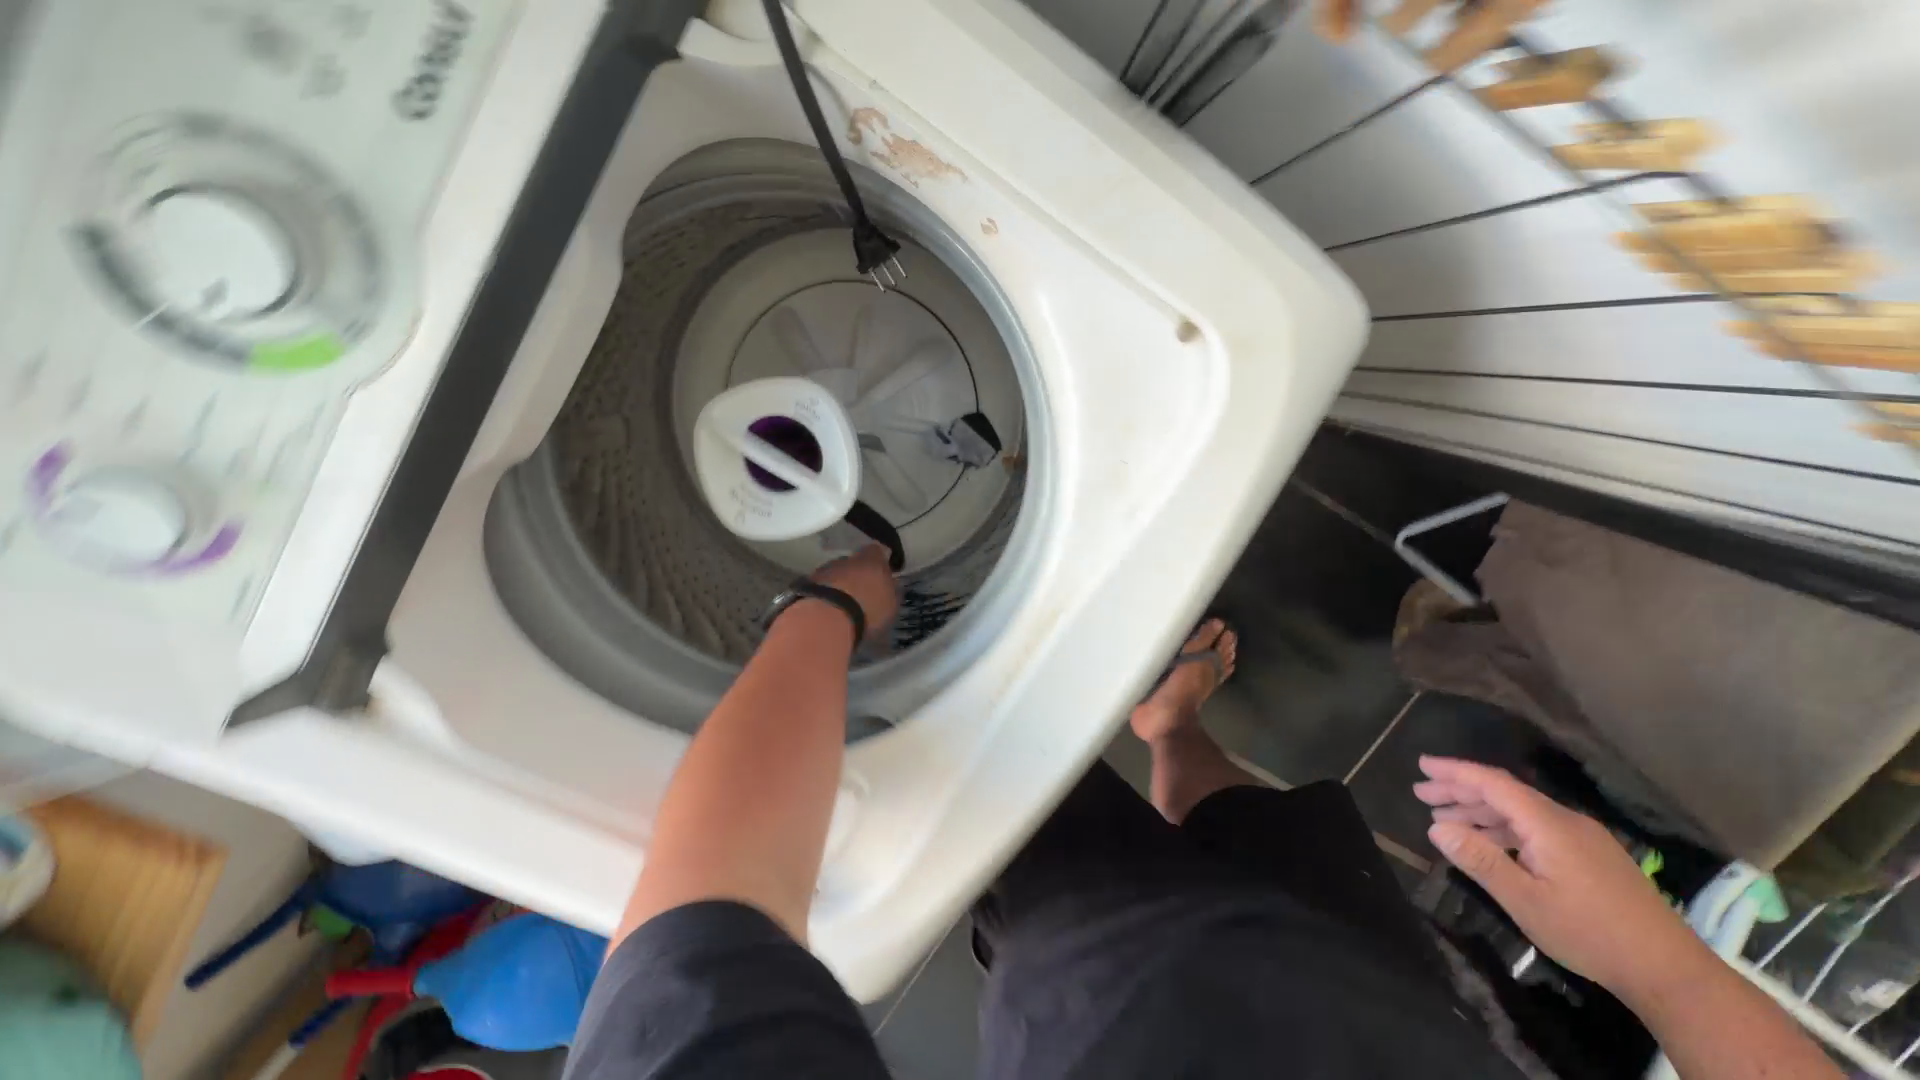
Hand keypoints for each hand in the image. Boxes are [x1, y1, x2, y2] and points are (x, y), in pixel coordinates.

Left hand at [809, 545, 898, 636]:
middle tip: (860, 594)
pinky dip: (823, 596)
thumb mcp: (891, 606)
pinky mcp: (804, 584)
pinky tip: (827, 612)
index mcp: (871, 560)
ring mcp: (823, 570)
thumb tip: (890, 586)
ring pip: (834, 574)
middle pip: (853, 563)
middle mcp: (846, 559)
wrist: (826, 619)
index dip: (878, 562)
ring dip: (837, 586)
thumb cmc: (868, 610)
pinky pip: (819, 587)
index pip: (877, 551)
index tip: (880, 574)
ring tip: (841, 607)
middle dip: (855, 575)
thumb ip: (891, 592)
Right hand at [1415, 756, 1708, 996]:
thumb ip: (1481, 860)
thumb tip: (1437, 827)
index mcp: (1548, 824)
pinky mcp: (1593, 856)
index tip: (1421, 765)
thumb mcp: (1525, 901)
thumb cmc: (1590, 933)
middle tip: (1421, 795)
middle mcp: (1566, 821)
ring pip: (1522, 813)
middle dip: (1461, 791)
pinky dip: (1505, 829)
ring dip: (1482, 813)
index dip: (1454, 772)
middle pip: (1506, 793)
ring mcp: (1583, 838)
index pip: (1493, 784)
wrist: (1669, 969)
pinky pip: (1538, 828)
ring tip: (1446, 822)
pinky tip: (1492, 845)